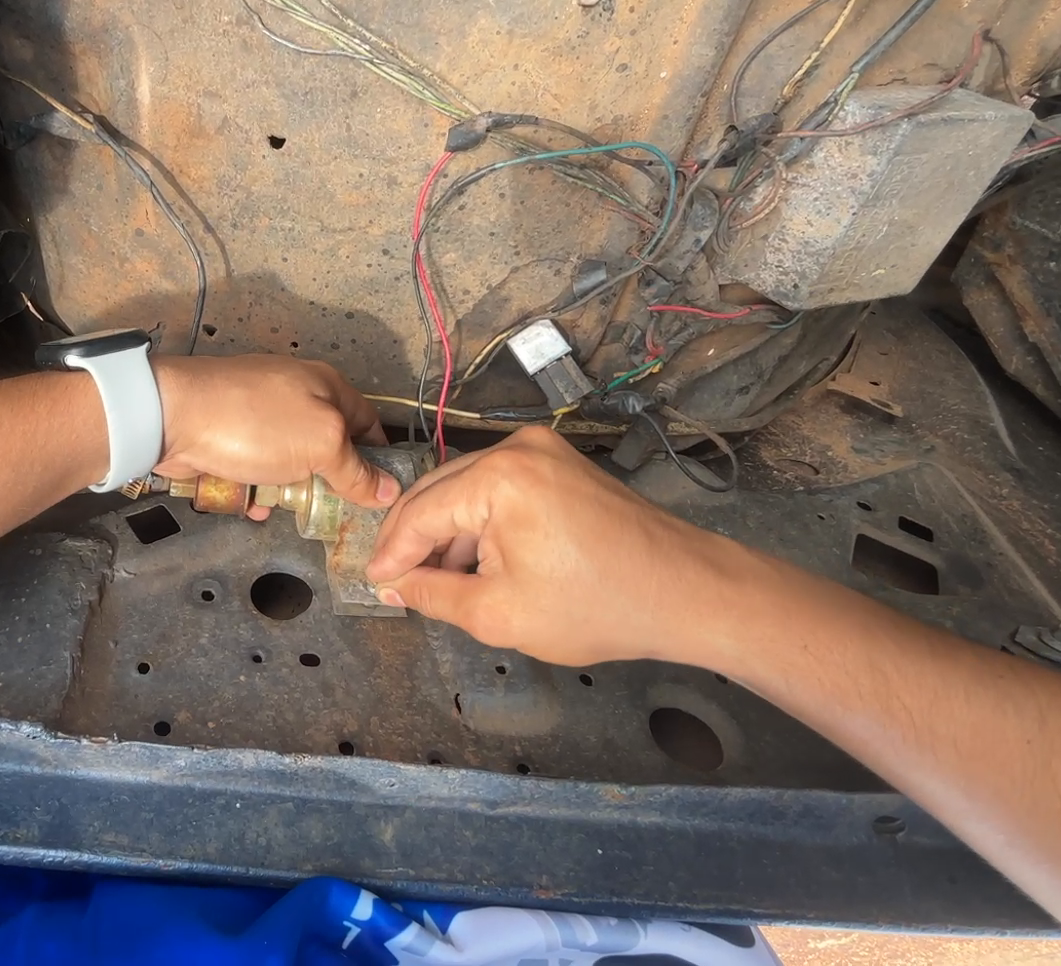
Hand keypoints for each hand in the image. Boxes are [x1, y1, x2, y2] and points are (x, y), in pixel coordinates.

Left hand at [152, 355, 398, 511]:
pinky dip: (258, 487)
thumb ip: (356, 471)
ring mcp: (260, 413)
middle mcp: (296, 394)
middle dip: (331, 481)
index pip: (369, 424)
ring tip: (287, 510)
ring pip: (291, 460)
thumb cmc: (258, 425)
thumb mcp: (321, 446)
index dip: (378, 460)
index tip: (381, 497)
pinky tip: (254, 505)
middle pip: (329, 445)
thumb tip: (388, 490)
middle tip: (335, 514)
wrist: (174, 416)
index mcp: (327, 385)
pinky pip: (256, 466)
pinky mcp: (230, 433)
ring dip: (291, 488)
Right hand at [364, 426, 767, 666]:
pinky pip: (495, 486)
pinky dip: (477, 521)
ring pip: (464, 488)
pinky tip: (473, 558)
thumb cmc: (594, 607)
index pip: (420, 512)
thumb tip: (391, 586)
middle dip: (413, 538)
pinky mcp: (556, 460)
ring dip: (445, 531)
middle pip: (438, 490)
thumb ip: (432, 595)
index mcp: (499, 478)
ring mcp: (539, 448)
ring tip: (434, 577)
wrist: (687, 592)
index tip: (372, 582)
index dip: (391, 551)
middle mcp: (515, 448)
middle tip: (394, 579)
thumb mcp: (499, 613)